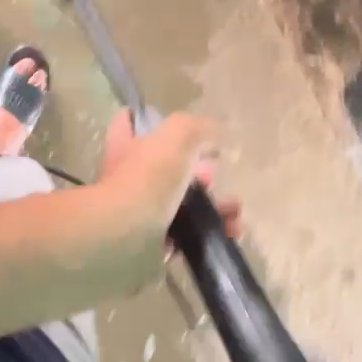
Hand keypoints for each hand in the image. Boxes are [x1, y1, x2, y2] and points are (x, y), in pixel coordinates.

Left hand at [93, 109, 241, 288]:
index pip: (130, 122)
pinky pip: (186, 233)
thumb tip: (215, 131)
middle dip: (200, 172)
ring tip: (234, 212)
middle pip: (167, 166)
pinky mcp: (152, 241)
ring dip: (213, 205)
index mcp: (127, 144)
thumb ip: (198, 127)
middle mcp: (128, 174)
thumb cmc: (148, 177)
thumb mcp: (177, 136)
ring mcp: (138, 209)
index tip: (179, 129)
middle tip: (218, 177)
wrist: (126, 238)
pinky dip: (208, 232)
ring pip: (181, 202)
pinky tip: (229, 231)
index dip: (151, 120)